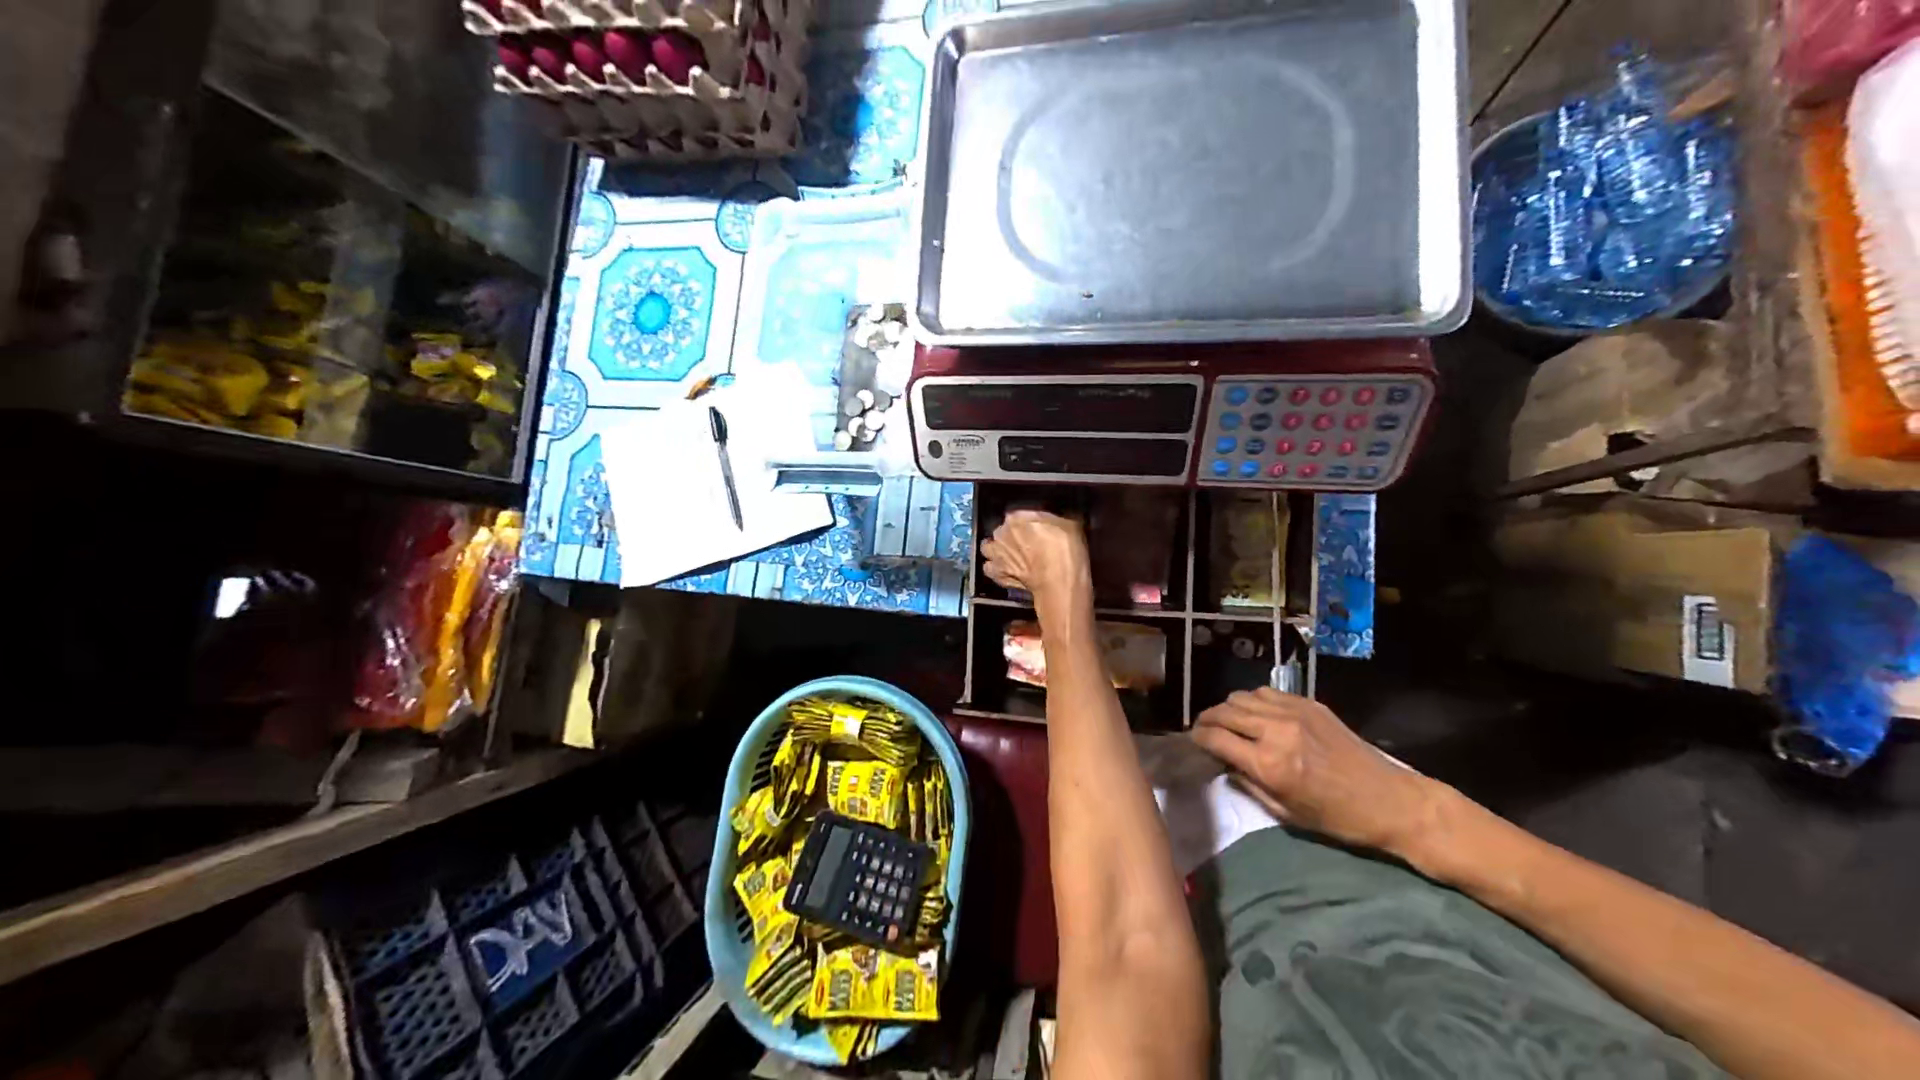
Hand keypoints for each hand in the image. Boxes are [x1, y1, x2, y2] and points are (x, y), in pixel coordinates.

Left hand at [979, 510, 1093, 622]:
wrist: (1058, 581)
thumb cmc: (1065, 551)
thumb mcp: (1070, 525)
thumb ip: (1053, 520)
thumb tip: (1053, 521)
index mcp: (1016, 516)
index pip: (1016, 515)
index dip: (1025, 524)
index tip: (1035, 531)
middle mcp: (1001, 533)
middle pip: (1002, 531)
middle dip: (1011, 537)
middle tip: (1027, 546)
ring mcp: (996, 554)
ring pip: (989, 548)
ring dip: (998, 551)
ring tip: (1012, 558)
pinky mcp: (996, 574)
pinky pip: (990, 568)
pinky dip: (996, 570)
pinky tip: (1007, 572)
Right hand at [1192, 688, 1445, 858]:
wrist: (1391, 800)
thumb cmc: (1337, 818)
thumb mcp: (1285, 813)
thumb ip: (1248, 784)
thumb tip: (1225, 764)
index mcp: (1268, 764)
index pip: (1215, 738)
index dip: (1198, 738)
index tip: (1194, 742)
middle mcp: (1276, 731)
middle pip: (1224, 712)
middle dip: (1207, 720)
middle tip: (1204, 730)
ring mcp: (1293, 712)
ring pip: (1242, 697)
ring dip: (1229, 708)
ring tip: (1229, 721)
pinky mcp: (1309, 704)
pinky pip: (1267, 692)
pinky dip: (1253, 701)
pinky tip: (1257, 714)